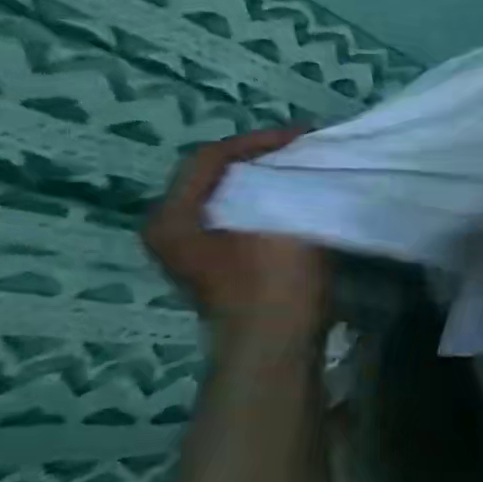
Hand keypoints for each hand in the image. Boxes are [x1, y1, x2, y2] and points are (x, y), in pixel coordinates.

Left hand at [143, 127, 329, 347]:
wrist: (276, 344)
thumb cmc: (273, 283)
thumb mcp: (280, 223)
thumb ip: (283, 184)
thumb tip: (300, 157)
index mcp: (173, 218)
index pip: (210, 158)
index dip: (258, 141)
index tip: (303, 136)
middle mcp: (175, 230)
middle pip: (218, 177)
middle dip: (265, 160)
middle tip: (307, 151)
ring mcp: (198, 252)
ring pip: (233, 198)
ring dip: (271, 182)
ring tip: (309, 172)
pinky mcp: (226, 266)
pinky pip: (244, 218)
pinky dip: (272, 204)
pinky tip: (303, 203)